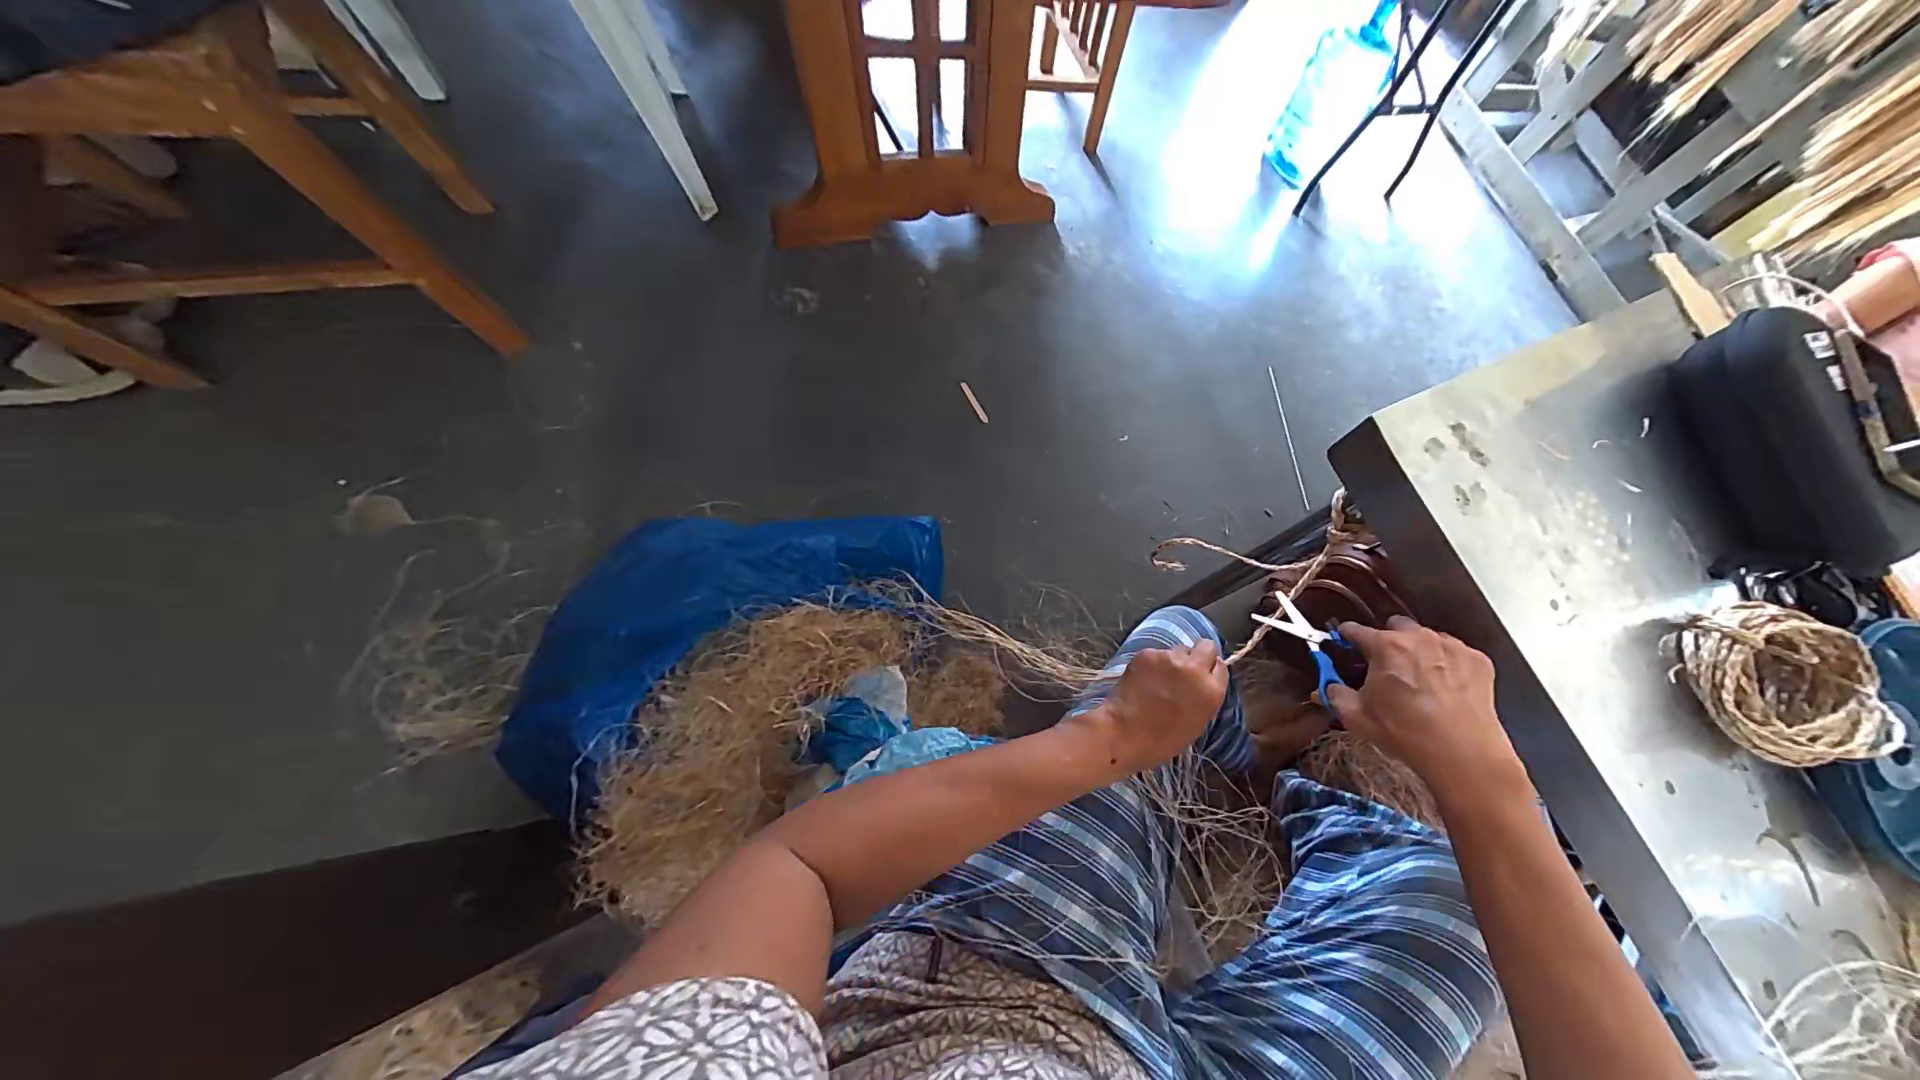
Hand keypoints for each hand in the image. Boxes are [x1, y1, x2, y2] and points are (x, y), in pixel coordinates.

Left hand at [1071, 642, 1227, 775]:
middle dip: (1198, 654)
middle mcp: (1195, 669)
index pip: (1221, 667)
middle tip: (1184, 668)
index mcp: (1212, 691)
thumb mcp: (1197, 721)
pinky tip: (1142, 677)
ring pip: (1178, 649)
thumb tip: (1200, 682)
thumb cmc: (1162, 739)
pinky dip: (1151, 662)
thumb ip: (1204, 697)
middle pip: (1206, 647)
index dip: (1210, 669)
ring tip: (1158, 677)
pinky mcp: (1148, 653)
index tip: (1201, 675)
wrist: (1125, 732)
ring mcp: (1170, 658)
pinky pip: (1156, 653)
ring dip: (1172, 659)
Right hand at [1324, 616, 1529, 806]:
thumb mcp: (1357, 716)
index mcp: (1385, 646)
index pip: (1355, 630)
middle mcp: (1419, 638)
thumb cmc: (1407, 734)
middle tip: (1384, 666)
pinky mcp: (1478, 661)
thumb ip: (1334, 695)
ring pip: (1426, 637)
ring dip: (1417, 650)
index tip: (1345, 644)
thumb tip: (1326, 688)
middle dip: (1387, 641)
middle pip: (1395, 626)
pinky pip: (1454, 652)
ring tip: (1417, 679)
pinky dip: (1445, 663)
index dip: (1346, 637)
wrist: (1463, 755)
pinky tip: (1443, 686)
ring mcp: (1452, 647)